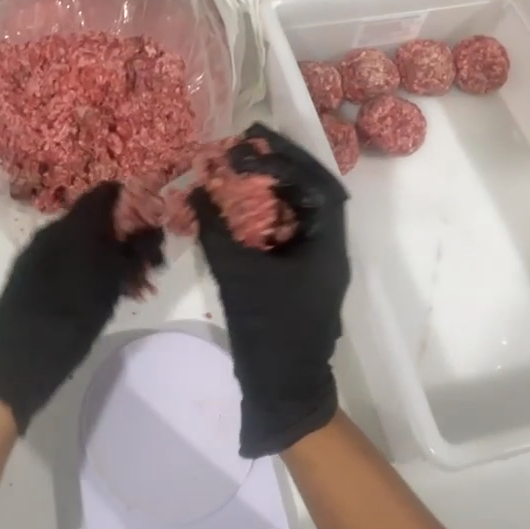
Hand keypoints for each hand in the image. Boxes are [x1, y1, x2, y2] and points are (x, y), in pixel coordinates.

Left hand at [0, 183, 162, 431]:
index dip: (131, 202)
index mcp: (75, 224)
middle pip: (95, 218)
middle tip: (145, 264)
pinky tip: (98, 294)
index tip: (151, 223)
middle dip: (123, 236)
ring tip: (127, 285)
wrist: (18, 354)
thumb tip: (153, 228)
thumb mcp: (113, 281)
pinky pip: (65, 258)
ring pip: (81, 241)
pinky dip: (86, 266)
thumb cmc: (74, 313)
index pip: (106, 193)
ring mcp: (38, 250)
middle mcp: (54, 228)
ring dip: (107, 255)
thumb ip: (136, 250)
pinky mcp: (29, 272)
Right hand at [194, 124, 350, 456]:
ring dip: (275, 184)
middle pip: (313, 190)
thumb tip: (198, 190)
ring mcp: (318, 261)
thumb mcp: (238, 277)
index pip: (317, 185)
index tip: (252, 145)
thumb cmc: (268, 332)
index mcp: (328, 245)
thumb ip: (217, 230)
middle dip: (282, 163)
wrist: (284, 389)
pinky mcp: (302, 273)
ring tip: (243, 162)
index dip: (286, 160)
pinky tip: (242, 202)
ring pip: (302, 208)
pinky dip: (268, 210)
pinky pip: (288, 229)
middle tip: (249, 139)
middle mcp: (330, 247)